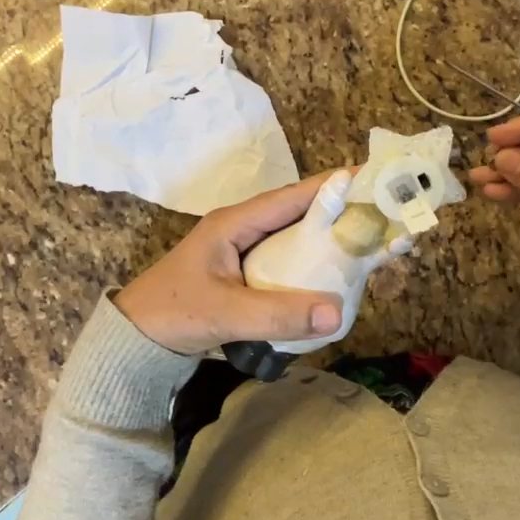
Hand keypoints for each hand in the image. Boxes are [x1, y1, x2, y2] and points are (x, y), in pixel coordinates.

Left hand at [115, 173, 348, 354]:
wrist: (136, 340)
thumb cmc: (174, 314)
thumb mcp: (225, 313)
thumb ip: (278, 314)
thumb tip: (337, 313)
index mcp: (234, 223)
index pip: (291, 197)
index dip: (330, 187)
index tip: (371, 179)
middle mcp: (242, 229)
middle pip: (298, 214)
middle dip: (339, 212)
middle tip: (383, 213)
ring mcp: (243, 251)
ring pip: (294, 238)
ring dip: (328, 239)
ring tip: (370, 241)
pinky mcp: (244, 274)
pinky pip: (286, 262)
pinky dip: (312, 265)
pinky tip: (336, 276)